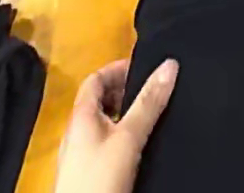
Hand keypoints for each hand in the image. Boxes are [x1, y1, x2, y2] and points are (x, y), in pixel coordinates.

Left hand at [53, 58, 177, 192]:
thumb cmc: (100, 179)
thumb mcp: (129, 137)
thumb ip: (148, 102)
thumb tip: (169, 64)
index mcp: (80, 116)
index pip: (94, 78)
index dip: (118, 69)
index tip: (143, 69)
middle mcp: (74, 133)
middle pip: (97, 101)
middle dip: (123, 93)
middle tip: (148, 93)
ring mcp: (76, 158)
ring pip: (100, 125)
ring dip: (121, 117)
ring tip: (145, 119)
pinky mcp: (83, 178)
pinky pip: (101, 146)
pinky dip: (118, 139)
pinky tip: (134, 151)